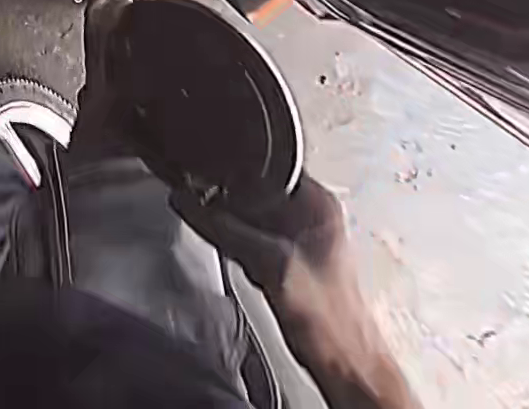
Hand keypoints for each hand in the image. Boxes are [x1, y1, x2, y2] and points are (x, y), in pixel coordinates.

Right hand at [173, 178, 417, 408]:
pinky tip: (237, 255)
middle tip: (210, 204)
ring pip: (248, 210)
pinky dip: (237, 240)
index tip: (208, 168)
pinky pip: (250, 232)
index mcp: (317, 202)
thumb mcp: (268, 261)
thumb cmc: (328, 318)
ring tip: (228, 237)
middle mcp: (309, 212)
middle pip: (252, 185)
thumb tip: (184, 200)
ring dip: (232, 222)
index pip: (266, 162)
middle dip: (228, 197)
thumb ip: (222, 227)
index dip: (235, 164)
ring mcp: (298, 233)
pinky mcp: (286, 253)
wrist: (344, 367)